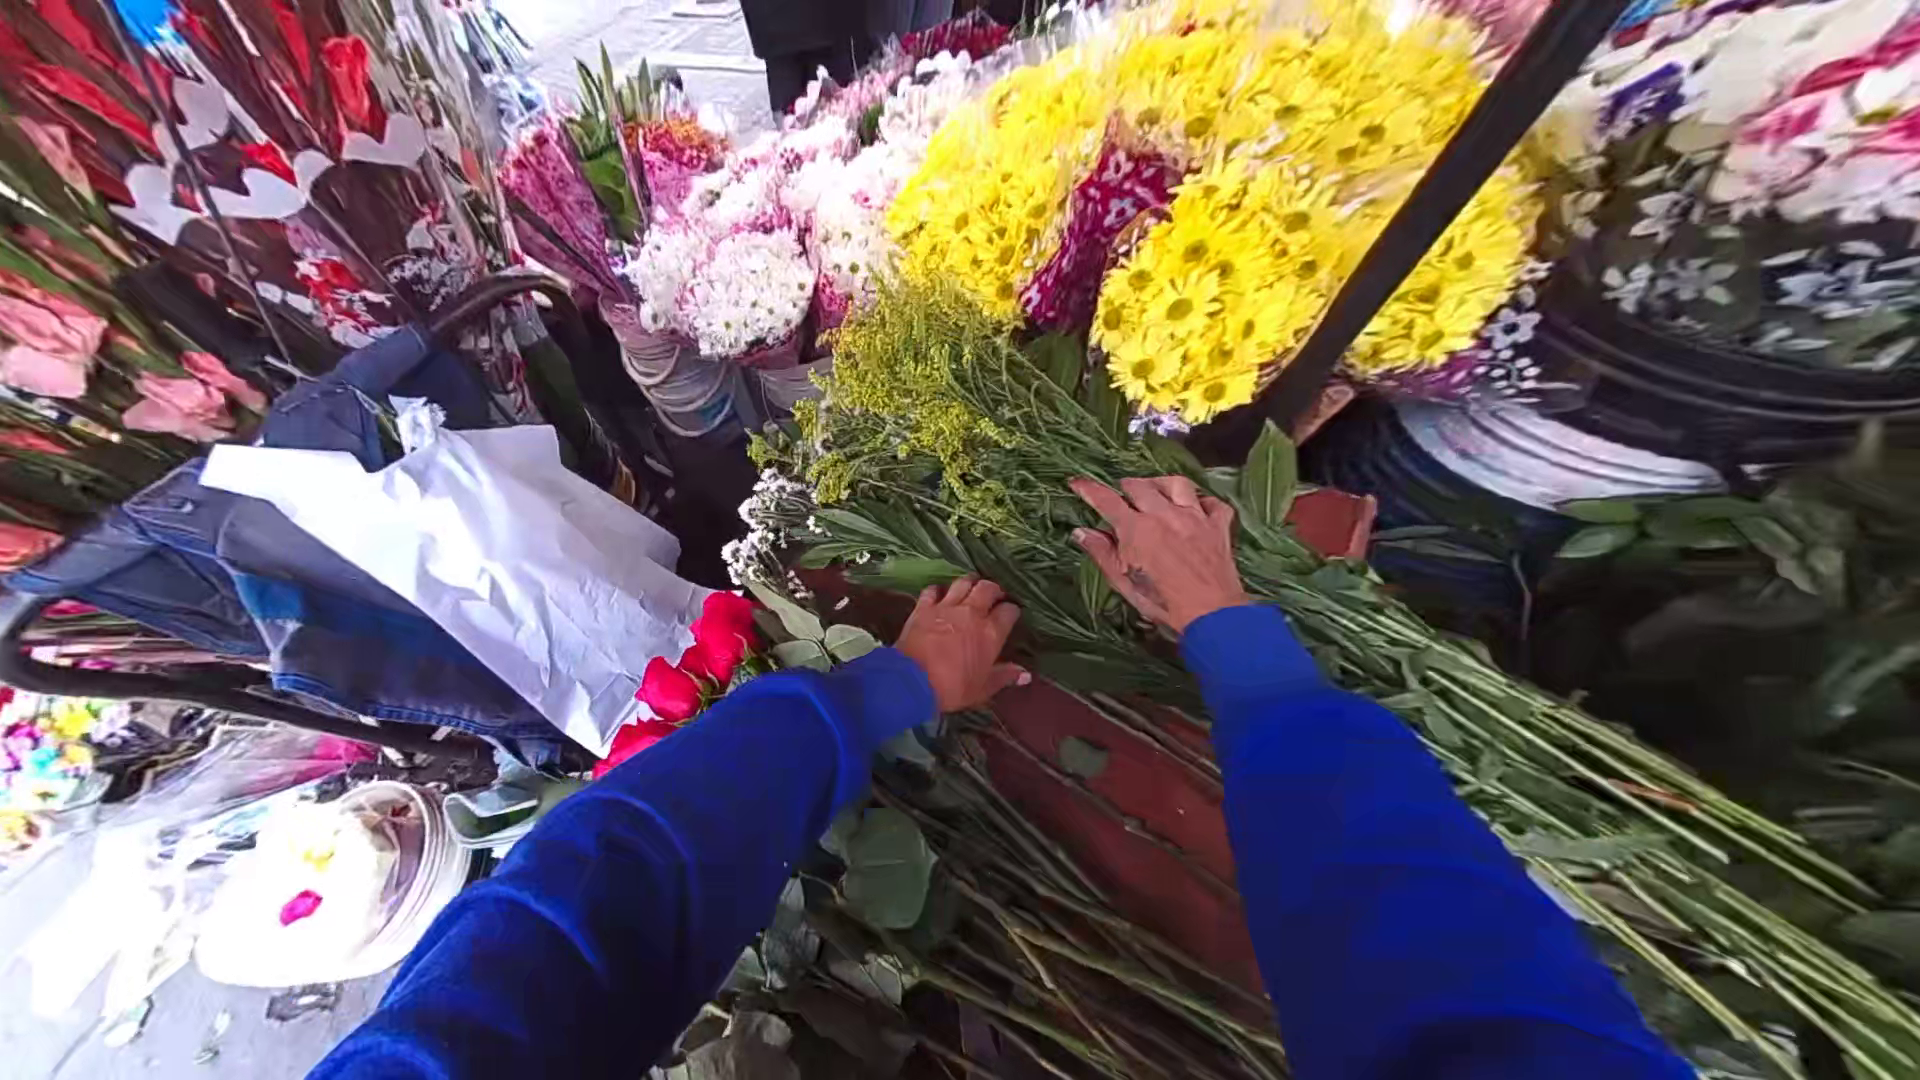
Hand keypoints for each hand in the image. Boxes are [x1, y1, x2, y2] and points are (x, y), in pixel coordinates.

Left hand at [894, 577, 1029, 711]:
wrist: (912, 681)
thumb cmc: (952, 688)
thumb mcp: (983, 688)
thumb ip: (1004, 677)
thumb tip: (1025, 674)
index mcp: (991, 632)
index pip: (1009, 611)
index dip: (1012, 610)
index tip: (1011, 614)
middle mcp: (972, 613)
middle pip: (988, 588)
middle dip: (994, 589)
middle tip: (994, 596)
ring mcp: (946, 606)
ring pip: (963, 582)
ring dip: (970, 582)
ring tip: (972, 587)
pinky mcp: (923, 607)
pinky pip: (933, 590)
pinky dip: (938, 590)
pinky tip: (940, 594)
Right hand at [1070, 475, 1249, 633]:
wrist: (1211, 614)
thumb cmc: (1162, 602)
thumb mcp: (1123, 582)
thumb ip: (1102, 553)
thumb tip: (1080, 532)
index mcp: (1137, 529)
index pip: (1107, 501)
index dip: (1089, 489)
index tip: (1077, 482)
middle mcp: (1165, 515)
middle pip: (1140, 486)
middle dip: (1125, 486)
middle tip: (1120, 494)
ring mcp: (1195, 518)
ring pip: (1177, 484)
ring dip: (1160, 484)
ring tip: (1154, 491)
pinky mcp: (1218, 527)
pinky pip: (1213, 503)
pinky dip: (1203, 502)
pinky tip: (1196, 508)